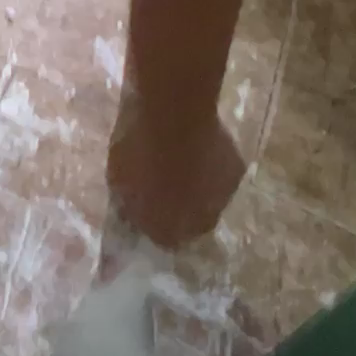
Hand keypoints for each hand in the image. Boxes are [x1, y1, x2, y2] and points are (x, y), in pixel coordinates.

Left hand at [106, 107, 244, 249]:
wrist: (174, 118)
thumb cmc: (138, 150)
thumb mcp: (118, 180)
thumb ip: (129, 203)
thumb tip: (133, 213)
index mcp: (167, 232)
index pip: (163, 238)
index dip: (155, 219)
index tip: (147, 200)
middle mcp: (201, 225)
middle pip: (190, 222)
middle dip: (180, 205)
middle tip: (165, 179)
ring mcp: (223, 199)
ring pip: (209, 197)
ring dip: (198, 184)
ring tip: (183, 156)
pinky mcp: (237, 172)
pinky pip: (220, 172)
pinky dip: (211, 162)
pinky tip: (199, 142)